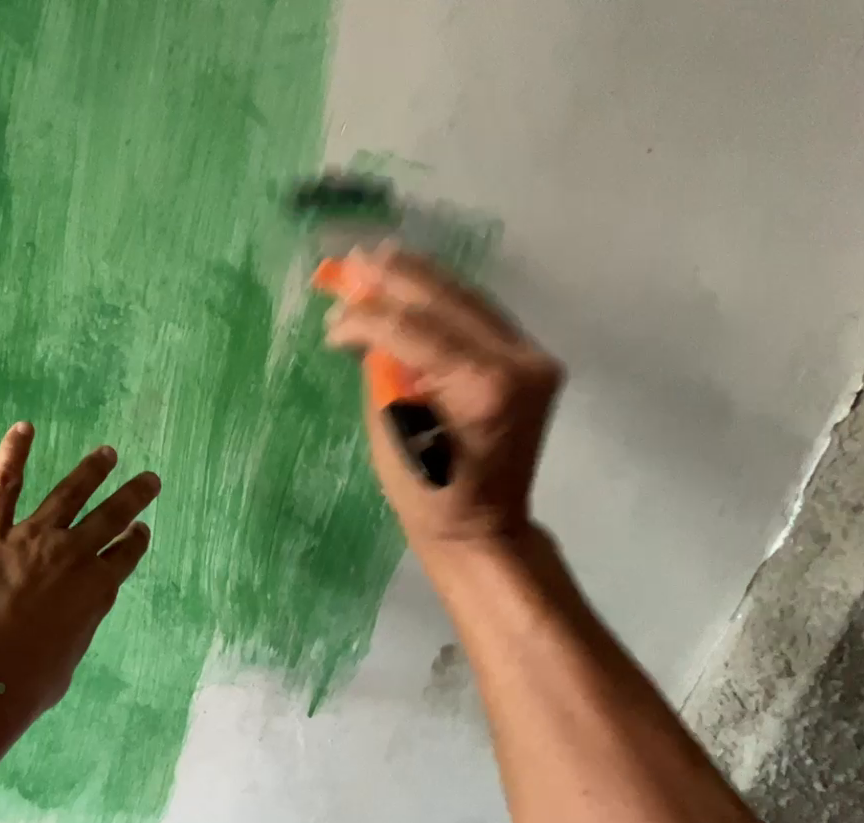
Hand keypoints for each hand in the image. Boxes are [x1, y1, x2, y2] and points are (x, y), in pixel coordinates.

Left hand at [0, 423, 159, 712]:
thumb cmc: (25, 681)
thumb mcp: (66, 663)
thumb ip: (71, 634)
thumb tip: (64, 627)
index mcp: (95, 590)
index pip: (123, 557)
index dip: (135, 541)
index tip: (143, 528)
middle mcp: (72, 555)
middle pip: (109, 519)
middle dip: (131, 497)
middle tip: (147, 479)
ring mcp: (32, 537)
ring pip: (68, 495)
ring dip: (90, 472)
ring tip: (106, 454)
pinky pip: (4, 485)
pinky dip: (14, 454)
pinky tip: (24, 428)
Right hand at [325, 245, 563, 556]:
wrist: (485, 524)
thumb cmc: (428, 494)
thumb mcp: (393, 435)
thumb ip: (385, 373)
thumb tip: (365, 329)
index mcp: (482, 389)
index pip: (416, 332)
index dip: (369, 317)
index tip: (331, 320)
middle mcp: (518, 363)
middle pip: (449, 303)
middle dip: (396, 280)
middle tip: (353, 262)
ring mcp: (531, 358)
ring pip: (469, 301)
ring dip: (420, 279)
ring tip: (379, 258)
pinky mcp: (529, 361)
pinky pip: (479, 317)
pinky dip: (442, 299)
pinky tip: (414, 283)